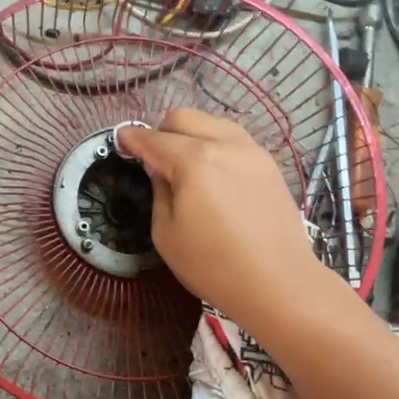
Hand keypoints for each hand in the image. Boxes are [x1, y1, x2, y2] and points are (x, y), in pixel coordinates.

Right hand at [116, 108, 326, 329]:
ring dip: (191, 135)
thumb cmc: (212, 265)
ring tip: (185, 165)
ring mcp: (252, 151)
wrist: (277, 281)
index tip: (121, 139)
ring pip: (213, 123)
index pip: (154, 139)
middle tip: (153, 158)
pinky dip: (215, 145)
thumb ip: (159, 192)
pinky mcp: (269, 164)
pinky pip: (234, 140)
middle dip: (162, 131)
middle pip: (184, 117)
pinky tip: (213, 175)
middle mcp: (224, 144)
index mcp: (194, 161)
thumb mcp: (166, 234)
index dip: (133, 138)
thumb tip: (160, 169)